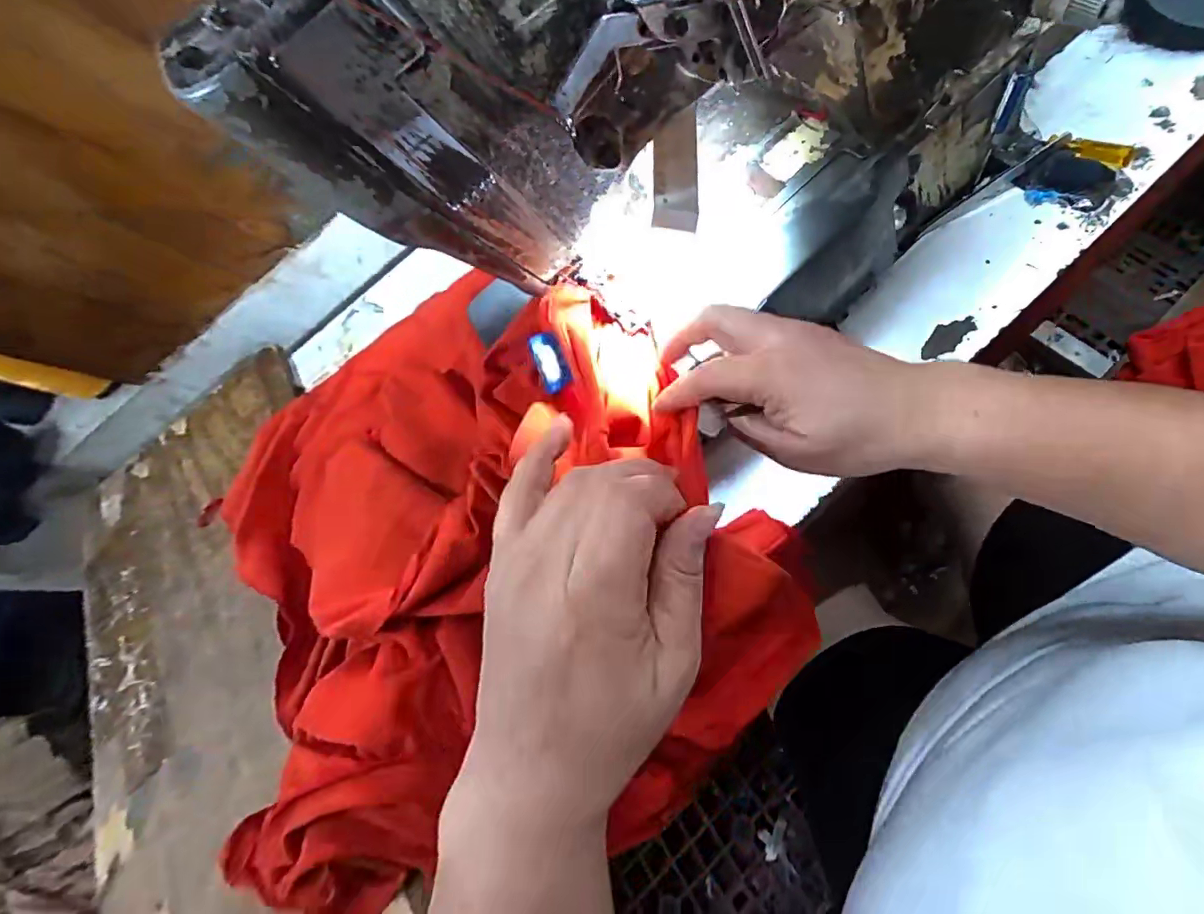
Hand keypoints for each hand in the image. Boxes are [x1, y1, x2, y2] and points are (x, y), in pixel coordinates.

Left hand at [451, 416, 721, 833]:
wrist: (529, 773)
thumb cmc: (614, 726)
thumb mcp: (675, 661)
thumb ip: (686, 576)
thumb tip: (704, 510)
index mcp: (596, 590)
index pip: (633, 499)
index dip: (668, 497)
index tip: (685, 524)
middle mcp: (547, 562)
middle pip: (602, 484)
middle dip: (646, 484)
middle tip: (669, 518)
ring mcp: (515, 560)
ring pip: (569, 483)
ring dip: (611, 478)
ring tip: (640, 502)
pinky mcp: (499, 566)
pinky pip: (515, 494)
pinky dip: (537, 458)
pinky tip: (560, 430)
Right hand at [654, 306, 926, 476]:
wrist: (913, 409)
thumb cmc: (856, 438)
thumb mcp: (794, 451)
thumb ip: (748, 430)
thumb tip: (724, 415)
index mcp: (768, 370)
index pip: (705, 374)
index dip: (676, 391)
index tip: (659, 407)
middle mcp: (775, 338)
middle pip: (713, 318)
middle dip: (681, 338)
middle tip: (669, 368)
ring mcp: (794, 330)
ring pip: (735, 318)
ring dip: (709, 338)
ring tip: (702, 374)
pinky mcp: (809, 333)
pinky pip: (757, 328)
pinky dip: (735, 342)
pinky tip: (741, 375)